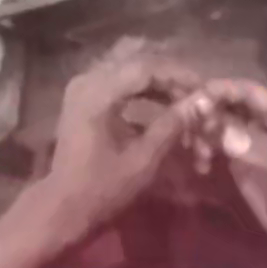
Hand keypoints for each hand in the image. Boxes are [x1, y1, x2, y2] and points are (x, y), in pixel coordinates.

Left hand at [40, 48, 201, 232]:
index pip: (146, 67)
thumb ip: (173, 125)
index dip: (179, 75)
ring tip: (183, 99)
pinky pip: (118, 78)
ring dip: (157, 80)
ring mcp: (83, 86)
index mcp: (98, 93)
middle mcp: (88, 80)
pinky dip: (141, 87)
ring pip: (128, 67)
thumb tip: (204, 99)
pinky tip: (161, 102)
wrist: (62, 207)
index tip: (204, 89)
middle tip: (196, 92)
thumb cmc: (102, 188)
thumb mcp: (143, 160)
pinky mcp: (83, 95)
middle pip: (137, 60)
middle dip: (170, 75)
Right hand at [189, 79, 266, 265]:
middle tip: (186, 128)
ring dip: (203, 131)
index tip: (195, 99)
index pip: (249, 91)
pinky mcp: (243, 161)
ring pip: (221, 122)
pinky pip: (218, 144)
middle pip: (231, 103)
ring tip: (196, 151)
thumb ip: (260, 148)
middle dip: (207, 111)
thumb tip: (221, 130)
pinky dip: (205, 148)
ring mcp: (254, 140)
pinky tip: (201, 163)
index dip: (222, 90)